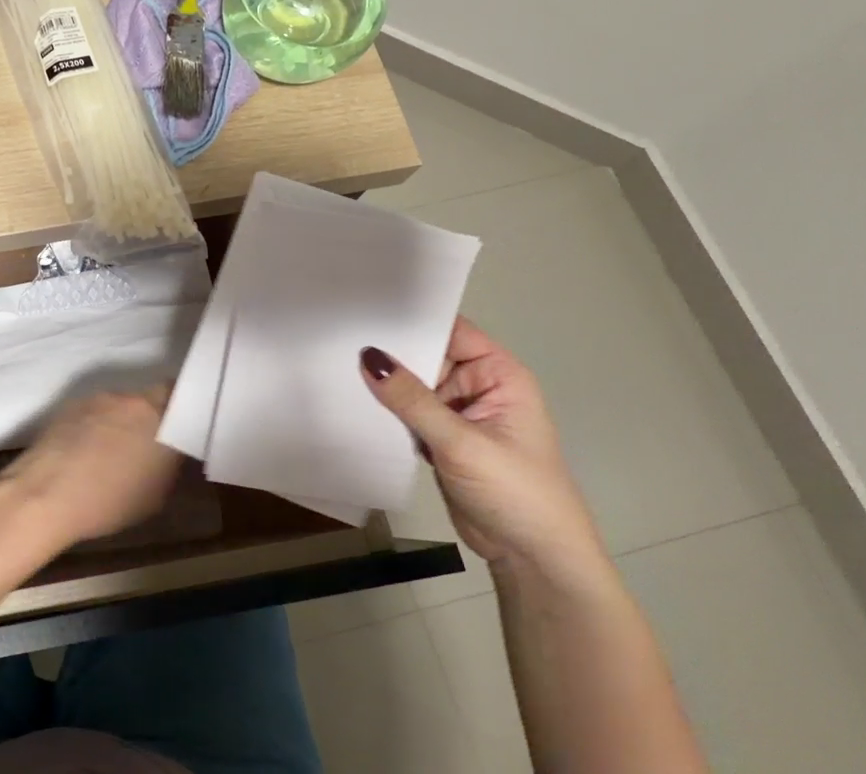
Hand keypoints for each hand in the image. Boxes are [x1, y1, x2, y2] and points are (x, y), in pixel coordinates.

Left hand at [0, 387, 182, 549]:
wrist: (43, 495)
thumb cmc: (107, 502)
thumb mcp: (156, 495)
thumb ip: (169, 464)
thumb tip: (169, 453)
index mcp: (159, 417)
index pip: (182, 395)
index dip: (183, 409)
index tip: (184, 427)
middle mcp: (130, 399)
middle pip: (150, 399)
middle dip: (152, 418)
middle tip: (149, 446)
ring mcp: (96, 399)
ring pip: (120, 405)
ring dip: (122, 422)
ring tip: (112, 454)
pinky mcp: (69, 406)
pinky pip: (94, 412)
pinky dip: (95, 426)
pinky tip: (86, 453)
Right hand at [361, 319, 604, 575]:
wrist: (532, 556)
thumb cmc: (514, 491)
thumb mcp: (461, 443)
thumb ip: (412, 400)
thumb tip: (369, 356)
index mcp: (499, 375)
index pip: (452, 332)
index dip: (414, 320)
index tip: (367, 308)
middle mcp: (479, 388)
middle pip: (427, 357)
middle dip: (391, 353)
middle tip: (337, 338)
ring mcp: (458, 415)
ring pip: (413, 388)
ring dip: (384, 386)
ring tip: (333, 365)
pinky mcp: (441, 441)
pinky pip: (407, 416)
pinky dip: (386, 413)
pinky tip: (351, 403)